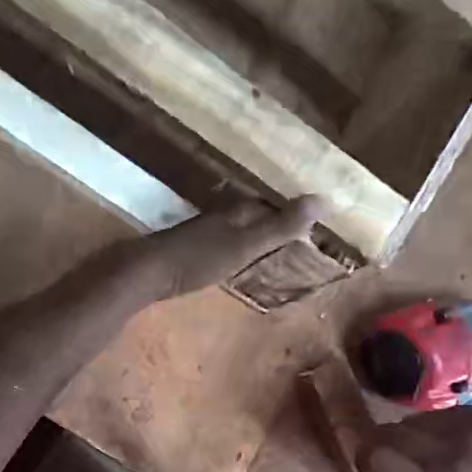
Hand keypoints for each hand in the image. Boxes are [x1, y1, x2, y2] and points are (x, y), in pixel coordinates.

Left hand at [109, 196, 324, 300]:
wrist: (147, 273)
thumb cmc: (199, 258)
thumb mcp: (246, 244)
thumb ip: (282, 226)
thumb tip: (324, 198)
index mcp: (238, 209)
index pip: (274, 201)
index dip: (295, 207)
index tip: (320, 215)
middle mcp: (224, 214)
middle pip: (259, 212)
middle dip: (280, 218)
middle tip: (307, 230)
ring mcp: (207, 231)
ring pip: (243, 226)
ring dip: (262, 232)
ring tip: (284, 244)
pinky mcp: (195, 249)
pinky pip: (230, 242)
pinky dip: (245, 247)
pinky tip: (247, 258)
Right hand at [356, 407, 471, 471]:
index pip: (373, 457)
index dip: (365, 460)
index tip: (370, 467)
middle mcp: (447, 455)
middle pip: (389, 433)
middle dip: (385, 446)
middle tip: (397, 460)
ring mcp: (470, 430)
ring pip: (416, 420)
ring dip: (413, 436)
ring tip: (432, 452)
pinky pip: (447, 414)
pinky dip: (443, 427)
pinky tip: (458, 443)